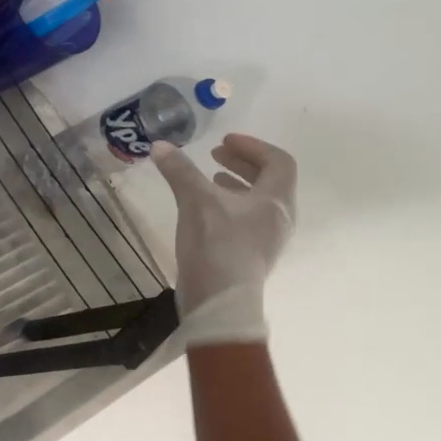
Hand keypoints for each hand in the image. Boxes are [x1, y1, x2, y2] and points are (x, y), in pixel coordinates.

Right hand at [153, 134, 296, 348]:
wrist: (220, 300)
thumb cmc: (217, 244)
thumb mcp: (195, 201)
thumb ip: (180, 171)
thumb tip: (160, 145)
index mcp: (276, 200)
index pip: (278, 162)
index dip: (253, 146)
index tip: (224, 141)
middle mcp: (280, 217)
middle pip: (270, 180)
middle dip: (243, 163)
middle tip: (215, 154)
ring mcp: (268, 238)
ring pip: (258, 201)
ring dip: (236, 184)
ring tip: (210, 179)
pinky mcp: (251, 253)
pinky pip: (248, 218)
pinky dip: (230, 205)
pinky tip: (205, 210)